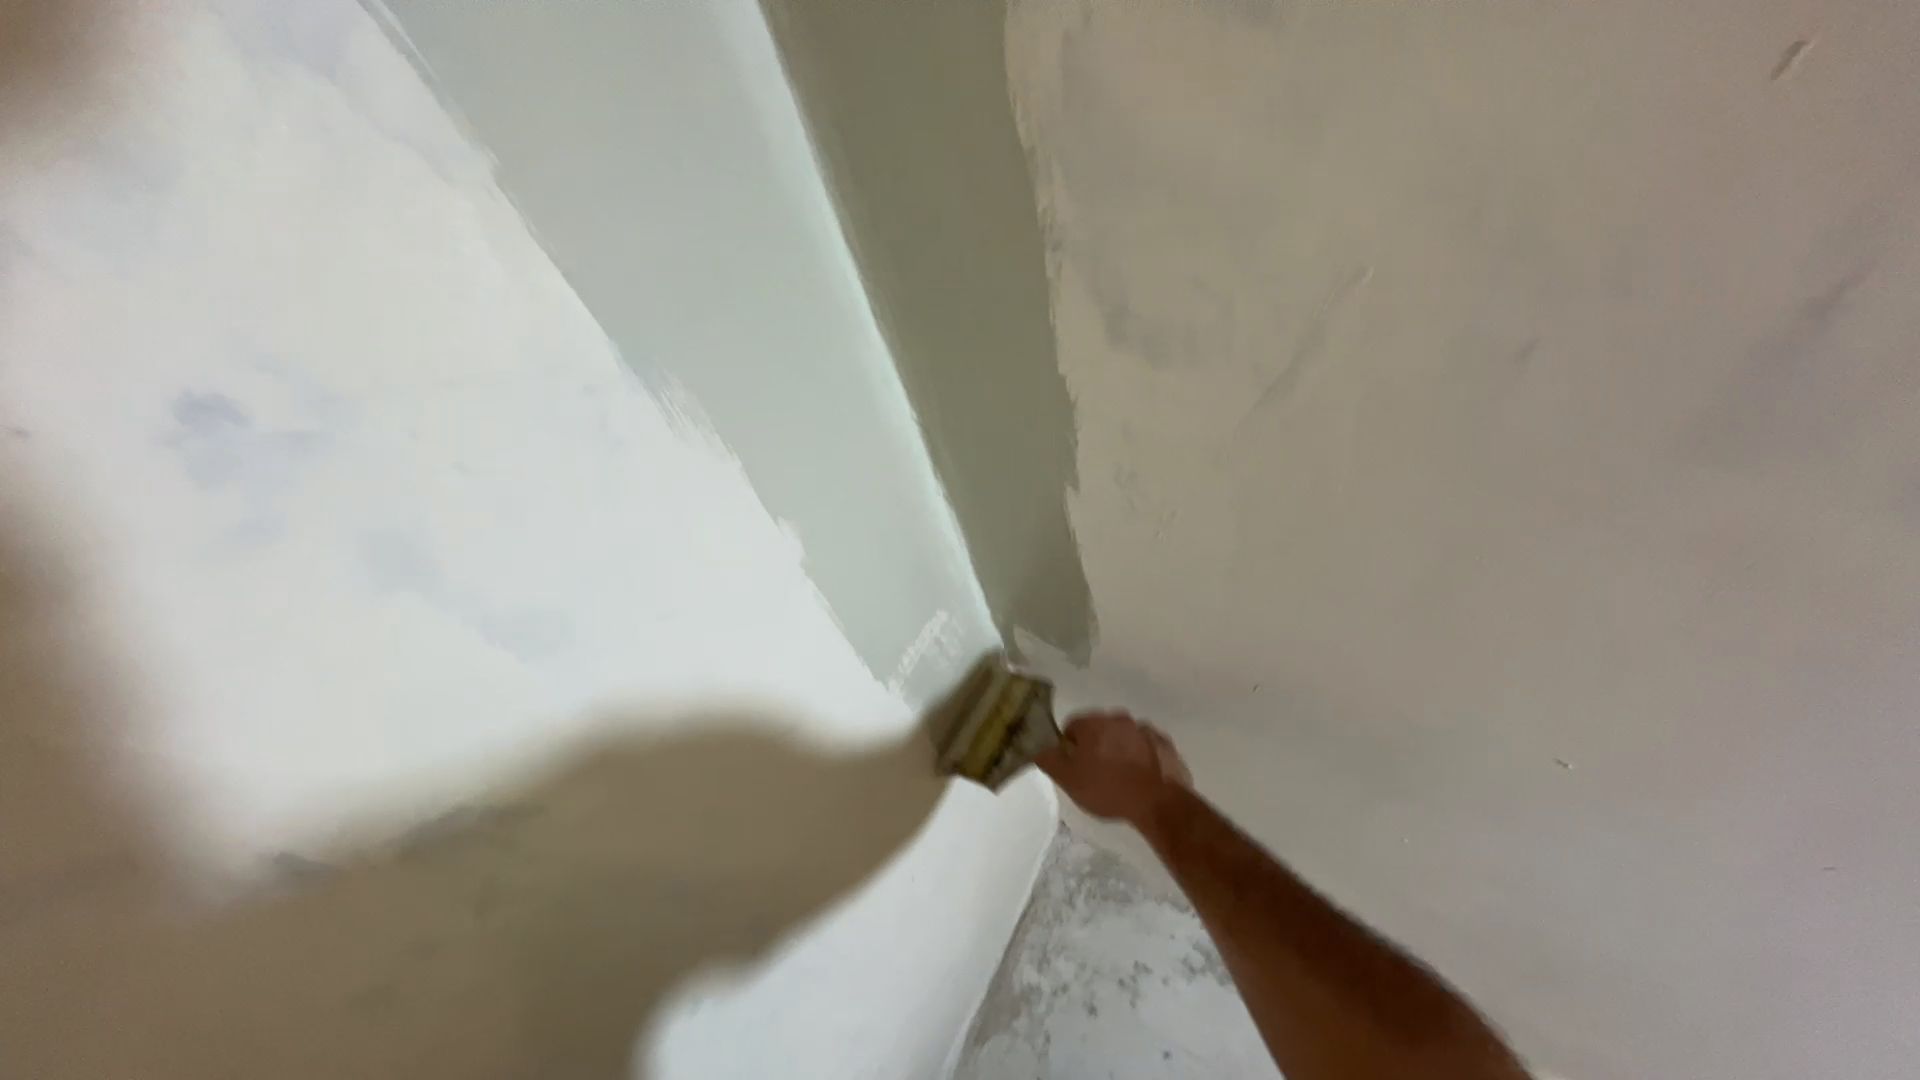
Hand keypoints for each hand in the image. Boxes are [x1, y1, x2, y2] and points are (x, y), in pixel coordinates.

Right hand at [1036, 710, 1191, 828]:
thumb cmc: (1108, 789)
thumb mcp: (1069, 780)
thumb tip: (1038, 746)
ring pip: (1123, 737)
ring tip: (1121, 778)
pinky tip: (1141, 778)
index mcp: (1093, 723)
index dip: (1069, 748)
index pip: (1071, 727)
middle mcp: (1119, 718)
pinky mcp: (1164, 743)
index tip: (1074, 767)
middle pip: (1099, 729)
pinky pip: (1145, 746)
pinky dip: (1141, 757)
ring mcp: (1145, 729)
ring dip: (1119, 750)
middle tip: (1096, 774)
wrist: (1160, 803)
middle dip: (1095, 747)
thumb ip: (1049, 760)